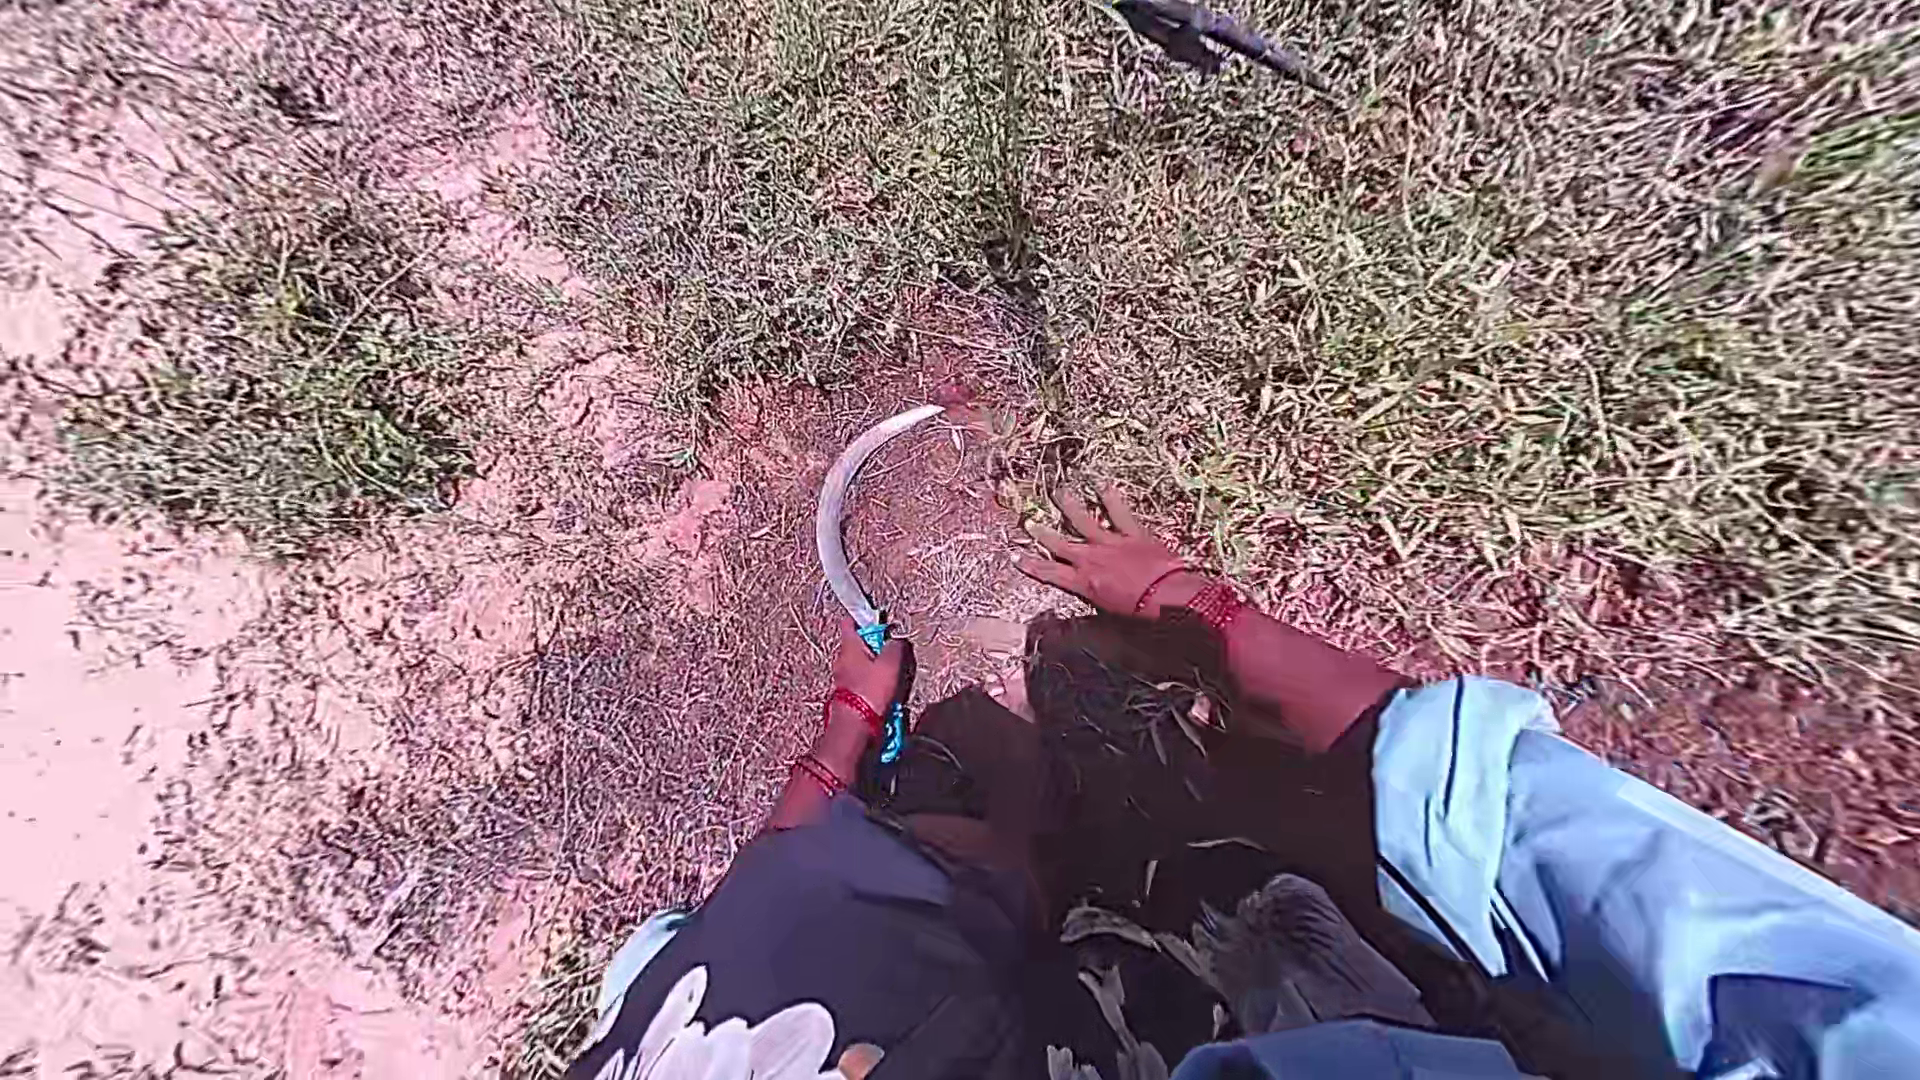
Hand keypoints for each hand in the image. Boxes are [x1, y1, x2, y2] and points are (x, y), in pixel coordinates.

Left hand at [828, 616, 905, 735]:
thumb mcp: (890, 664)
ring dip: (875, 666)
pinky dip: (872, 682)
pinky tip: (884, 691)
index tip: (877, 620)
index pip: (850, 622)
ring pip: (860, 663)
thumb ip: (895, 647)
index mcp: (849, 647)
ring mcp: (842, 678)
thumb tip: (896, 641)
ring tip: (891, 675)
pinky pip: (861, 681)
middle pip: (858, 644)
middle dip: (875, 646)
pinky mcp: (847, 694)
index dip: (863, 618)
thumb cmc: (869, 692)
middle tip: (891, 652)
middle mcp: (841, 660)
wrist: (855, 726)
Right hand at [1017, 484, 1204, 615]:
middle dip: (1042, 534)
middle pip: (1060, 544)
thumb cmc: (1139, 612)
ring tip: (1060, 494)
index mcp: (1083, 582)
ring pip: (1084, 522)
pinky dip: (1111, 499)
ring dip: (1071, 507)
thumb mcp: (1108, 612)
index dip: (1031, 565)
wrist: (1166, 596)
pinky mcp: (1132, 534)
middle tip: (1029, 523)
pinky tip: (1103, 486)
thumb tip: (1089, 595)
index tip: (1016, 557)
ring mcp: (1110, 544)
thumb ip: (1094, 598)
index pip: (1049, 573)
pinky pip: (1119, 513)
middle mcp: (1091, 559)